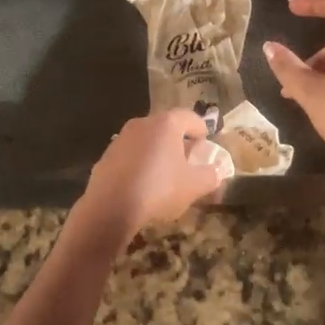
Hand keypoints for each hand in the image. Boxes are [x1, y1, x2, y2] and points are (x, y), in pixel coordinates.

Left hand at [78, 110, 227, 237]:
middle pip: (167, 126)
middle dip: (178, 141)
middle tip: (187, 160)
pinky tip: (141, 184)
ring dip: (157, 151)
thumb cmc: (158, 189)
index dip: (201, 130)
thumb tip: (218, 172)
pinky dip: (139, 163)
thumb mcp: (193, 186)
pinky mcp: (106, 155)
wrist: (110, 207)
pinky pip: (130, 154)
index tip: (205, 144)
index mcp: (167, 124)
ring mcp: (122, 137)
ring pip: (146, 139)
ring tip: (164, 173)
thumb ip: (210, 176)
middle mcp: (143, 122)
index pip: (190, 117)